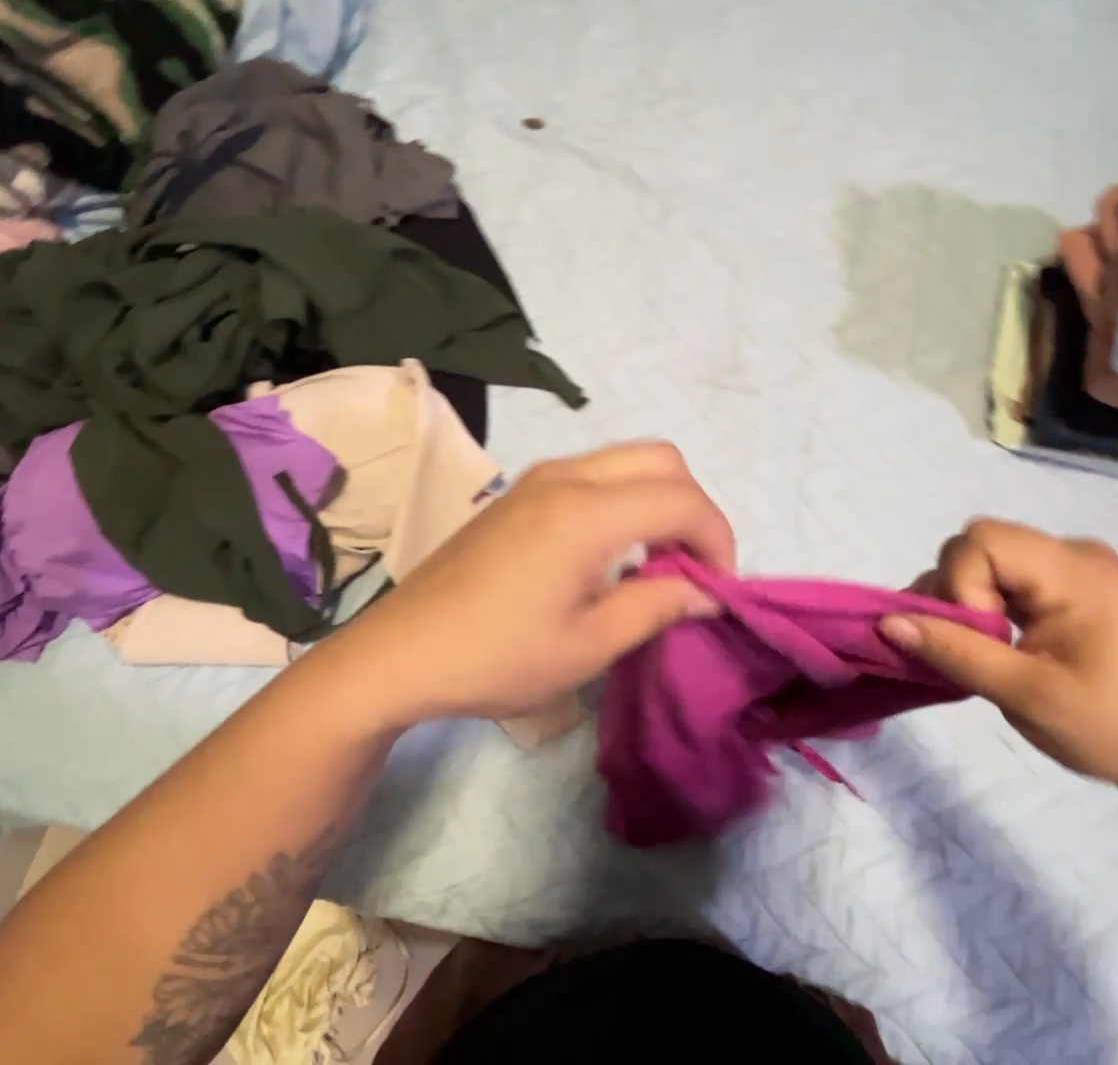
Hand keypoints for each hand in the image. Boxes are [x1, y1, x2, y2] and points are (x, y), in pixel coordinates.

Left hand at [297, 442, 733, 727]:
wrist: (400, 653)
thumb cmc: (496, 658)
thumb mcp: (588, 646)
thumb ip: (657, 607)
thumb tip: (706, 592)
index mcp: (585, 513)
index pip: (683, 500)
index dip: (717, 541)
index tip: (717, 590)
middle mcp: (565, 476)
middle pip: (662, 460)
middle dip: (694, 509)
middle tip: (692, 569)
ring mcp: (537, 479)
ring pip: (627, 460)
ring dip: (659, 501)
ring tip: (657, 565)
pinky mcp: (519, 493)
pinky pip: (594, 474)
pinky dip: (625, 500)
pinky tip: (612, 556)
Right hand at [881, 519, 1117, 806]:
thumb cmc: (1111, 728)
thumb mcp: (1025, 695)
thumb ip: (954, 652)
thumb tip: (886, 623)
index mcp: (1075, 571)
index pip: (982, 540)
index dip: (961, 584)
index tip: (981, 639)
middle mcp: (1075, 556)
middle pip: (980, 546)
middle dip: (957, 594)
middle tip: (976, 650)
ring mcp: (1075, 572)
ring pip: (986, 563)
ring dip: (966, 605)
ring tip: (981, 655)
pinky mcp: (1071, 593)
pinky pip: (1006, 581)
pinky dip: (985, 609)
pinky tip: (994, 647)